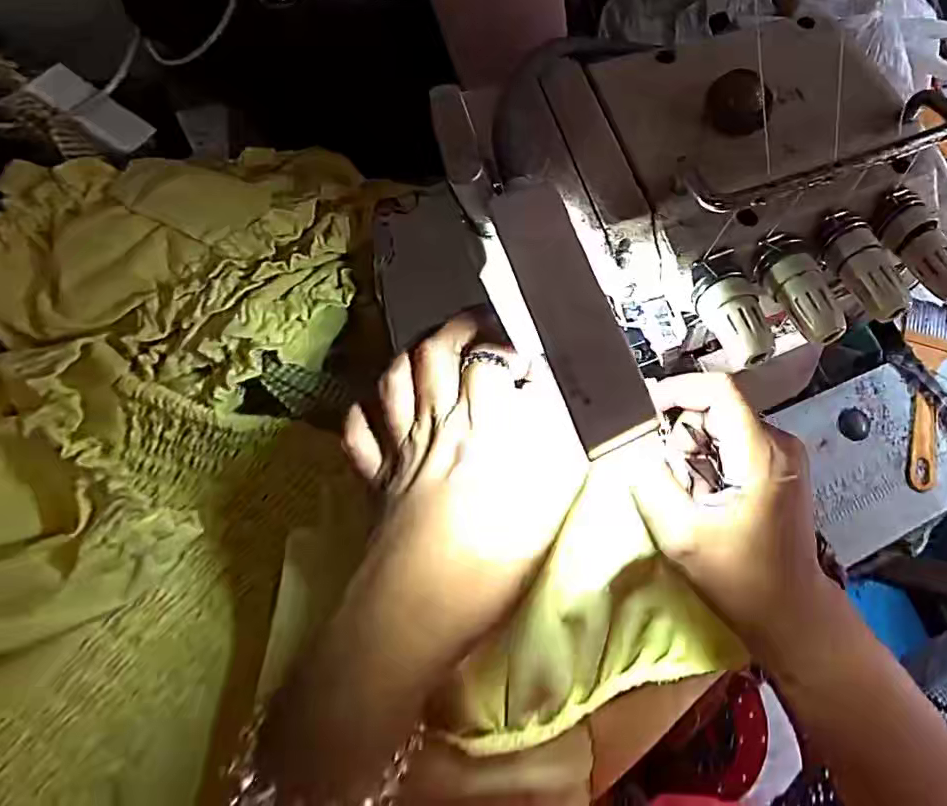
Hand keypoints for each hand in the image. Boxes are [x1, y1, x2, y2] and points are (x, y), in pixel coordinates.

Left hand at [339, 312, 586, 649]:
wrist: (411, 622)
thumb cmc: (489, 563)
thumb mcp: (551, 500)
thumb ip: (570, 447)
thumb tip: (586, 413)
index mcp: (479, 426)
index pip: (492, 358)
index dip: (517, 342)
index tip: (540, 347)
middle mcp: (436, 426)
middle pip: (435, 352)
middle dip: (462, 326)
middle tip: (489, 324)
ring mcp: (399, 451)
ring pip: (394, 380)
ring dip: (416, 353)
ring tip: (441, 347)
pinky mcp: (376, 482)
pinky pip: (359, 433)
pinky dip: (368, 410)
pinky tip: (384, 407)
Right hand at [627, 373, 834, 657]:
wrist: (791, 610)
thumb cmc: (743, 580)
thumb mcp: (684, 536)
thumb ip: (653, 484)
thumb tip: (634, 447)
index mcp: (762, 453)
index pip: (719, 389)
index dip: (678, 391)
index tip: (648, 412)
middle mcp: (780, 442)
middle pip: (718, 407)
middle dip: (685, 436)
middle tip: (675, 479)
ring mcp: (784, 452)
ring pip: (724, 425)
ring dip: (697, 452)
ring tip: (694, 496)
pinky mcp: (781, 465)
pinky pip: (736, 442)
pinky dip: (713, 461)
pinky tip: (709, 496)